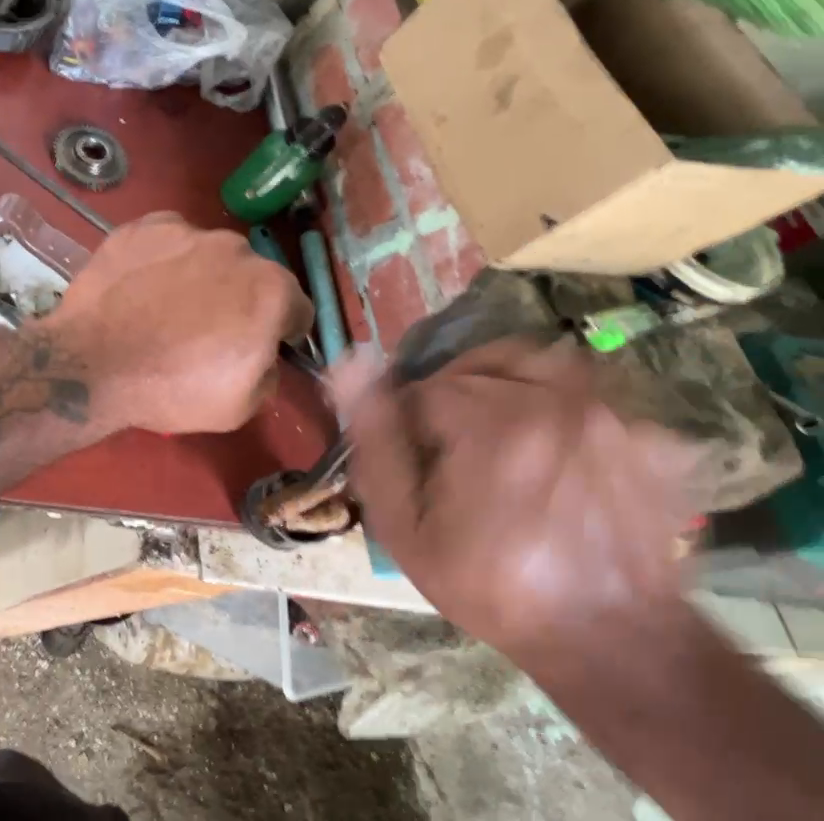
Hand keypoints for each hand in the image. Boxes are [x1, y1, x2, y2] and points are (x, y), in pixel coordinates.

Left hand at [40, 212, 311, 434]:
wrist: (89, 364)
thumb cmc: (170, 389)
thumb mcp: (241, 404)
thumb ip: (268, 370)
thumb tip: (261, 354)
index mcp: (270, 289)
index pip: (293, 308)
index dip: (277, 332)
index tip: (251, 348)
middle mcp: (233, 248)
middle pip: (247, 274)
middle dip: (234, 297)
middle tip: (201, 328)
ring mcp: (181, 232)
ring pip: (203, 253)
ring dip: (195, 274)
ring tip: (162, 306)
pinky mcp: (136, 229)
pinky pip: (161, 241)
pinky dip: (156, 258)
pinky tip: (138, 285)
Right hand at [334, 340, 701, 662]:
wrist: (611, 643)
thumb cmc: (488, 584)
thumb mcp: (401, 522)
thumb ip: (374, 436)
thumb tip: (350, 362)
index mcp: (491, 421)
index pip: (424, 387)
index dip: (405, 421)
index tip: (411, 464)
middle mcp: (558, 404)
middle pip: (481, 365)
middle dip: (453, 396)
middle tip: (447, 446)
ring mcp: (617, 420)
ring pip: (543, 365)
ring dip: (507, 386)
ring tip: (497, 433)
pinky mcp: (656, 442)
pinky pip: (596, 399)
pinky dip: (565, 412)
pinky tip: (555, 457)